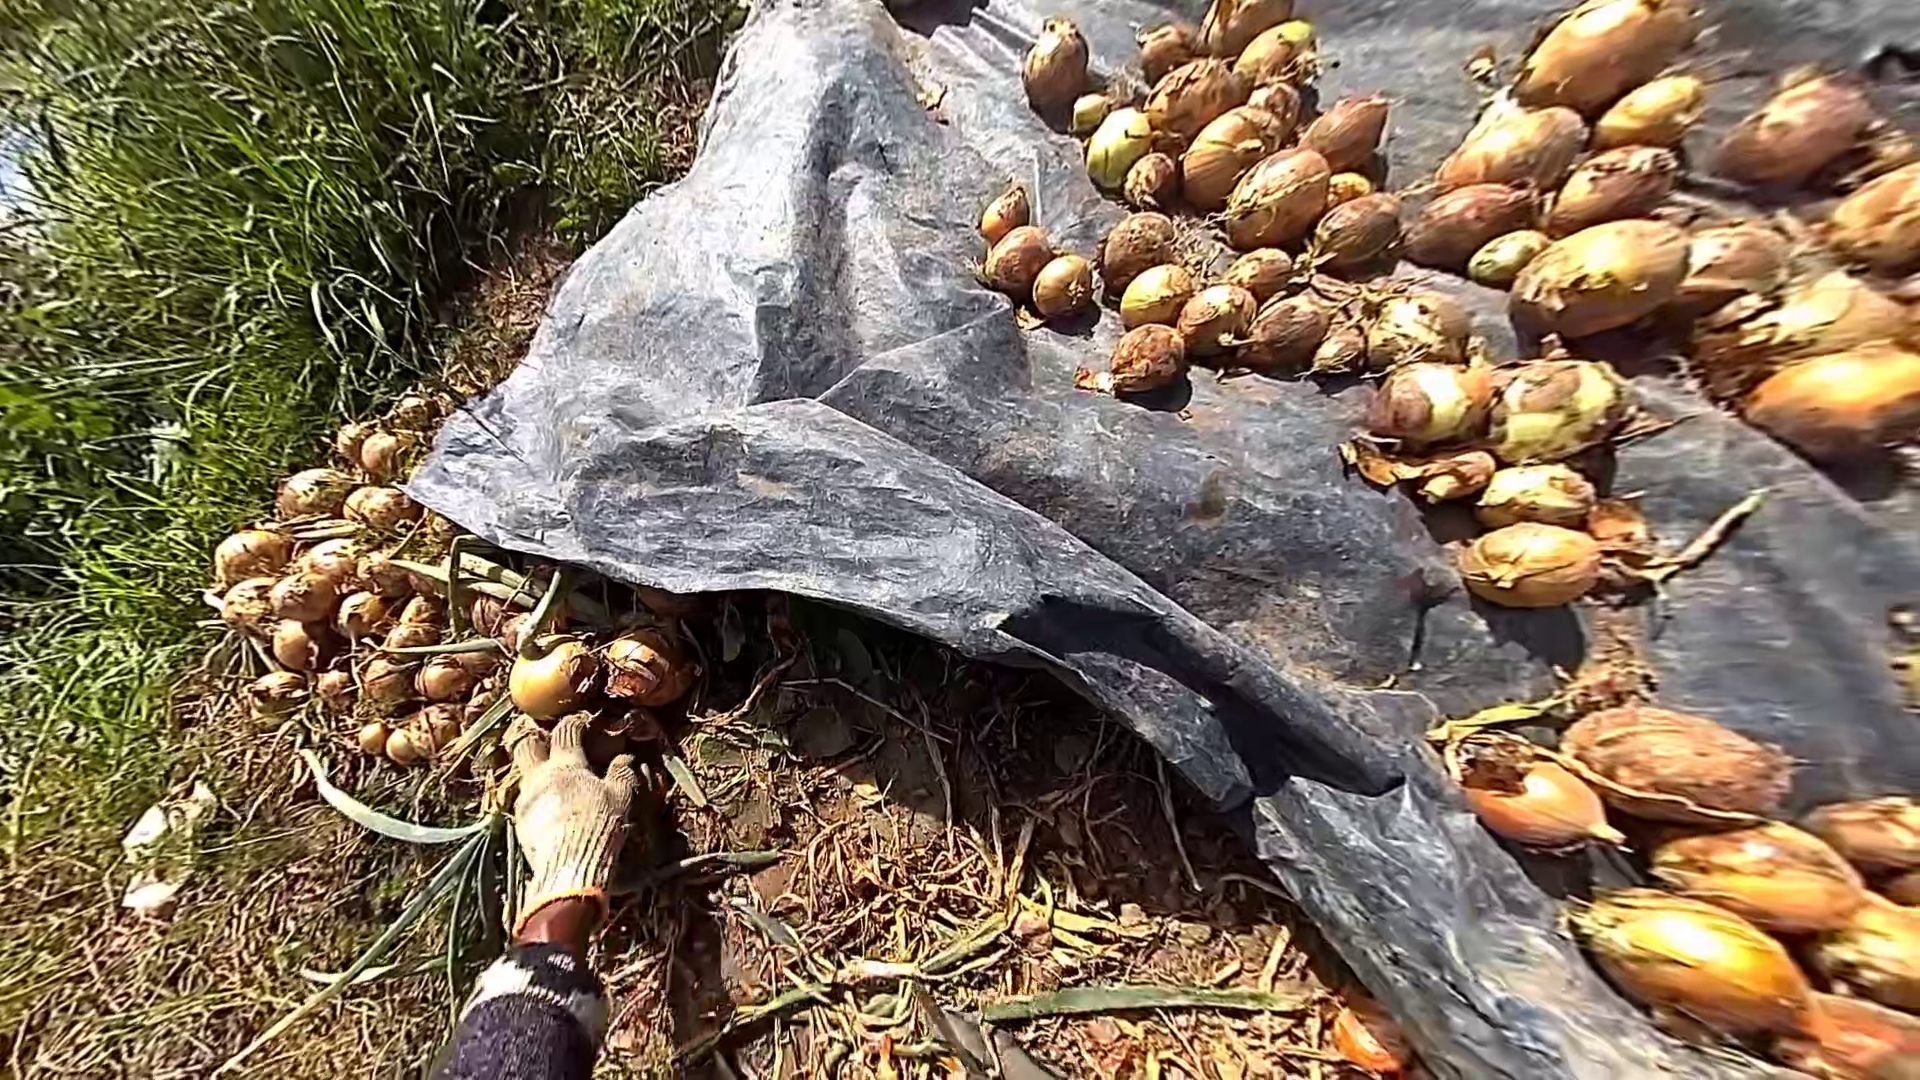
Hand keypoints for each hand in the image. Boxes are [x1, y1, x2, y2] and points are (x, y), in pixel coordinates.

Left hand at [508, 714, 637, 938]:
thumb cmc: (600, 824)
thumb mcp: (620, 794)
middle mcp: (539, 778)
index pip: (565, 731)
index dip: (573, 722)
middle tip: (548, 738)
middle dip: (534, 737)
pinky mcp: (519, 824)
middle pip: (525, 746)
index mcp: (566, 765)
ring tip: (555, 776)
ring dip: (537, 771)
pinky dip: (539, 795)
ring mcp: (525, 802)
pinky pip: (526, 800)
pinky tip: (553, 804)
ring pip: (524, 775)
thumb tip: (622, 758)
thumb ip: (620, 772)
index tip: (583, 721)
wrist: (569, 868)